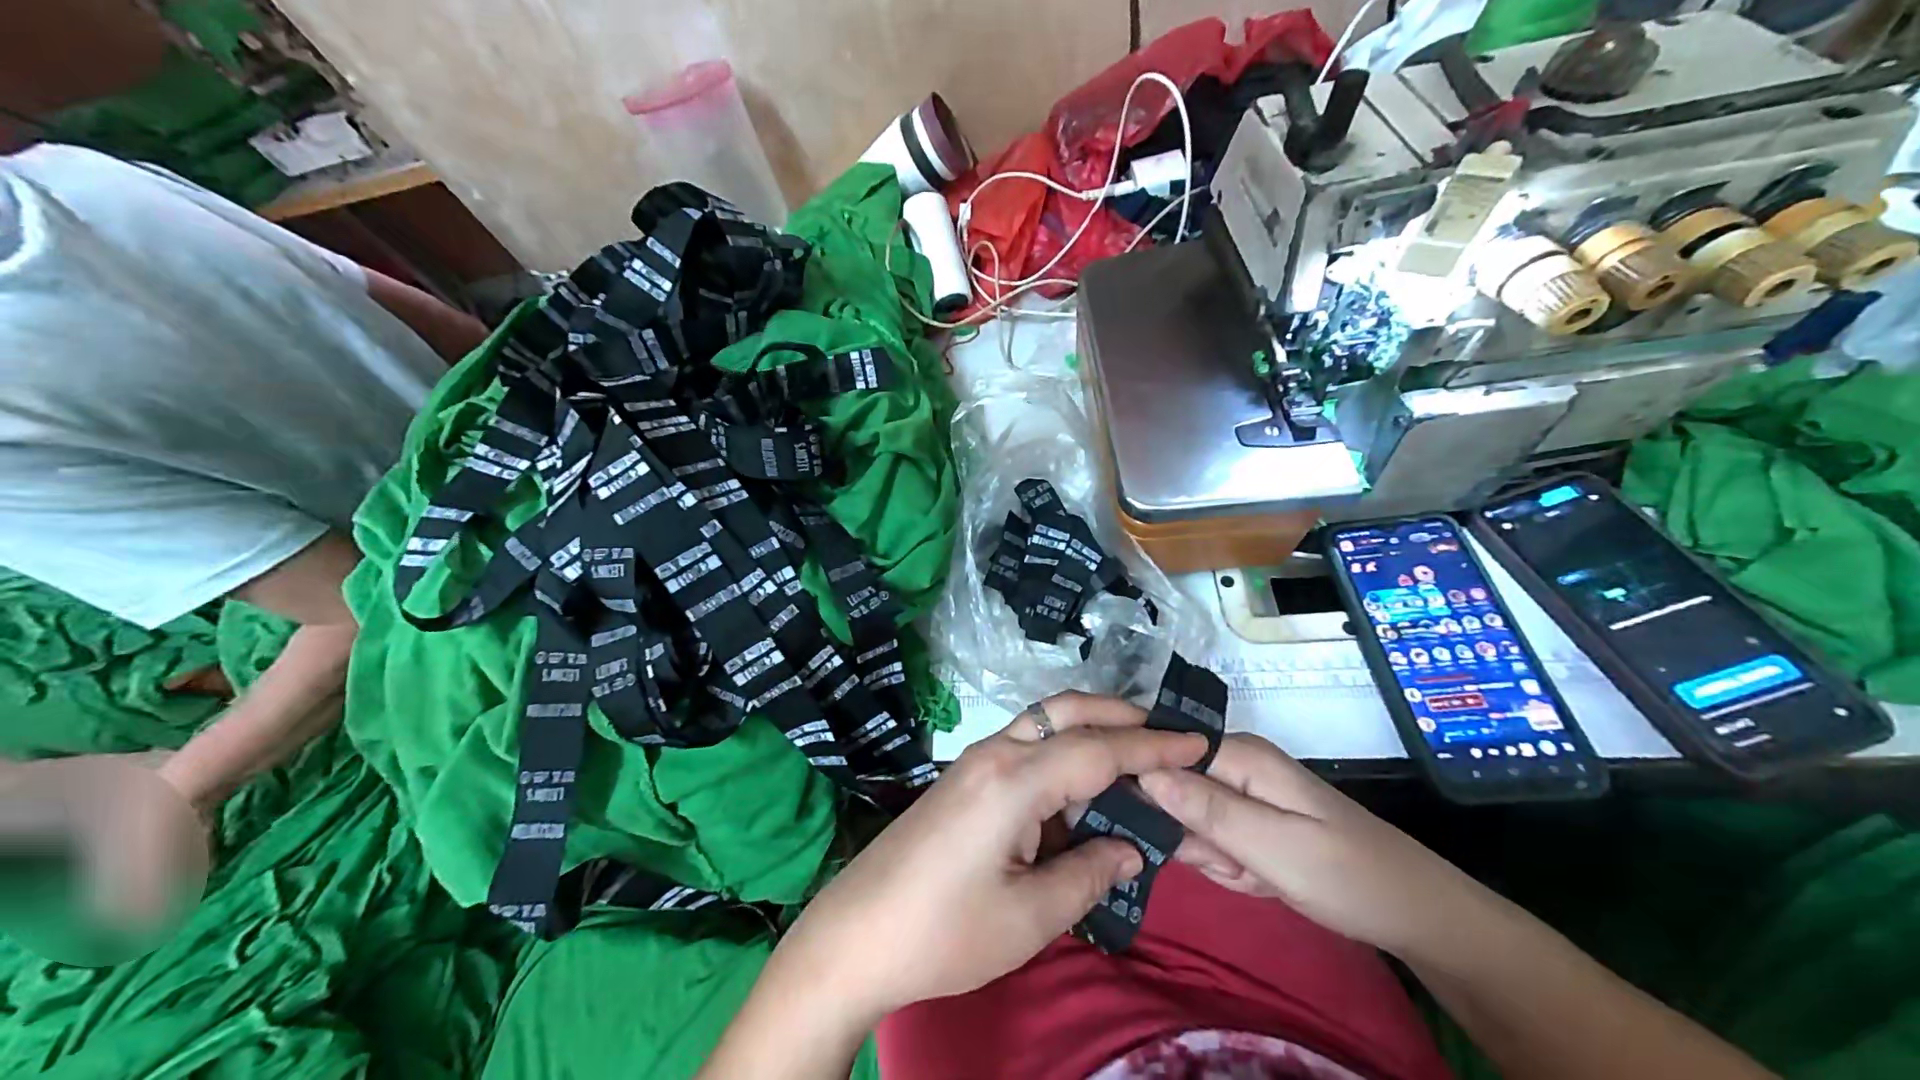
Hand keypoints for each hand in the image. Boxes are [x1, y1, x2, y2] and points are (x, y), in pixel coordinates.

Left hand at [766, 694, 1206, 1023]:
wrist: (853, 937)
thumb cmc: (945, 932)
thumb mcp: (1030, 917)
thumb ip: (1089, 873)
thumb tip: (1129, 847)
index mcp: (1014, 779)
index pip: (1099, 749)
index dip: (1154, 745)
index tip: (1201, 742)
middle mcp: (994, 753)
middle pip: (1067, 712)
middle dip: (1121, 715)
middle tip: (1169, 735)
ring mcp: (972, 762)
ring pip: (1043, 726)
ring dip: (1090, 734)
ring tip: (1135, 766)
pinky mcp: (962, 781)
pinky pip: (1023, 750)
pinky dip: (1061, 757)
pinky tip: (1079, 795)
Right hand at [1139, 733, 1489, 958]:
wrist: (1412, 914)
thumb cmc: (1347, 876)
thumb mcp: (1274, 847)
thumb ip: (1208, 809)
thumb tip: (1144, 771)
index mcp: (1240, 755)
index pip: (1162, 753)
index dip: (1153, 792)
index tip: (1180, 833)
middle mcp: (1234, 764)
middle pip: (1170, 791)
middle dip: (1192, 836)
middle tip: (1235, 863)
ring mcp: (1240, 794)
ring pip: (1187, 821)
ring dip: (1213, 856)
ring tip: (1255, 874)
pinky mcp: (1246, 820)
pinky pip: (1209, 840)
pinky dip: (1227, 866)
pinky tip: (1258, 879)